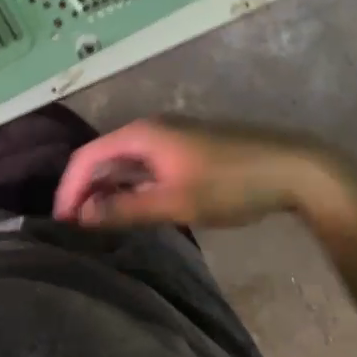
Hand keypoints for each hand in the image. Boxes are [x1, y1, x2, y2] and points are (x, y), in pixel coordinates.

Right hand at [53, 117, 350, 230]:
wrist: (296, 169)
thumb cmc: (230, 184)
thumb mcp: (175, 203)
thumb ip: (126, 209)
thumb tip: (81, 216)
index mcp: (139, 134)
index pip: (86, 157)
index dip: (68, 189)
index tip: (59, 223)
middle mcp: (148, 129)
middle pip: (101, 156)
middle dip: (83, 190)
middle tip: (73, 227)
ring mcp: (168, 137)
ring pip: (123, 162)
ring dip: (106, 189)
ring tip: (95, 223)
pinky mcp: (185, 150)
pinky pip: (142, 166)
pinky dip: (128, 186)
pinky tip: (131, 209)